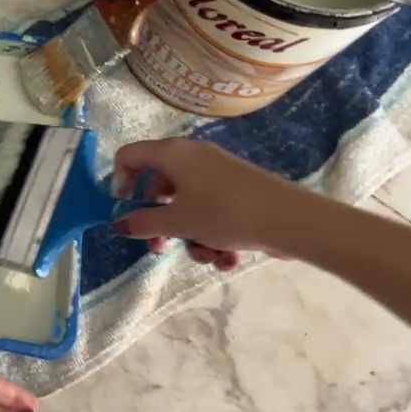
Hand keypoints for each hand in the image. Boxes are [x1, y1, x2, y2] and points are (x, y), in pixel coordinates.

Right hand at [112, 138, 309, 268]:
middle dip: (158, 222)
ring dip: (190, 235)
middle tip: (159, 247)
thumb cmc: (224, 213)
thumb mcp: (178, 222)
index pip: (129, 156)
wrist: (291, 220)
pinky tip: (227, 257)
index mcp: (173, 154)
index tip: (124, 208)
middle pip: (159, 187)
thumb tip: (120, 224)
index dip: (119, 181)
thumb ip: (143, 223)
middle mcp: (192, 157)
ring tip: (206, 256)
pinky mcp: (237, 191)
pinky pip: (211, 210)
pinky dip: (213, 233)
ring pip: (187, 205)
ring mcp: (217, 173)